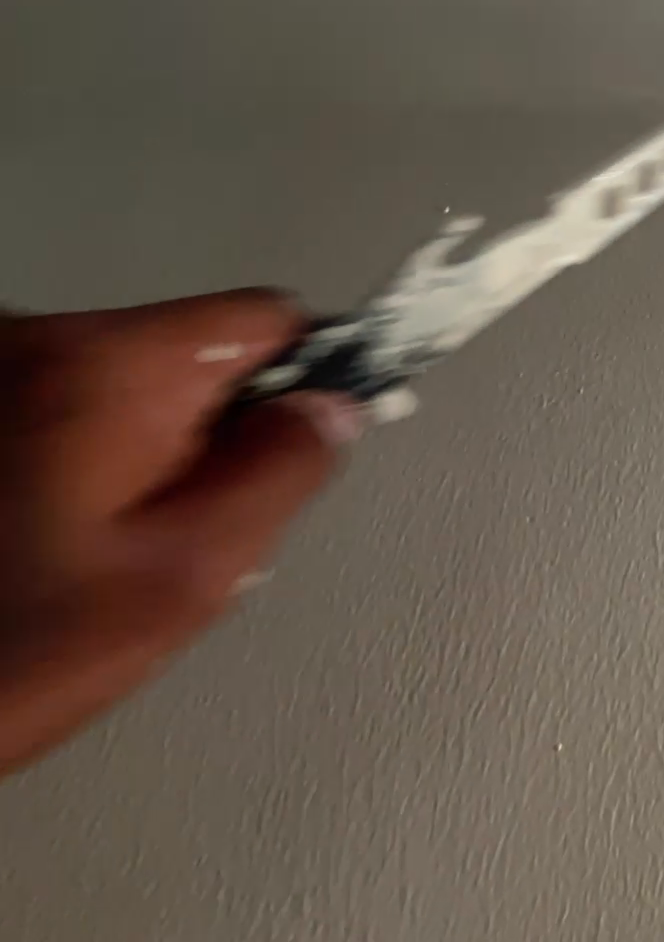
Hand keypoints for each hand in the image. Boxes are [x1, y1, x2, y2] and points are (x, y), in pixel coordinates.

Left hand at [0, 290, 356, 774]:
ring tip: (114, 529)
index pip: (269, 318)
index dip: (315, 371)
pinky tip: (56, 519)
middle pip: (200, 351)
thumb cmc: (21, 646)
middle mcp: (22, 338)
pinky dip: (92, 447)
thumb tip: (332, 410)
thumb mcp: (195, 566)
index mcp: (105, 370)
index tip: (313, 430)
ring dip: (158, 440)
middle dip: (227, 422)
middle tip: (196, 513)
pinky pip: (69, 400)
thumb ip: (286, 470)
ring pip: (135, 380)